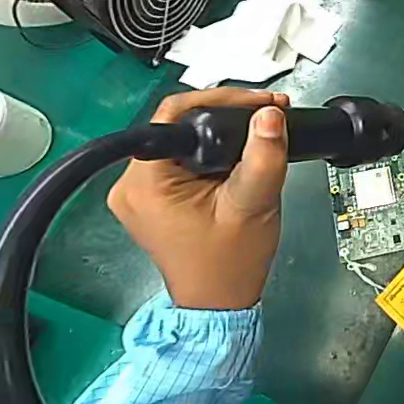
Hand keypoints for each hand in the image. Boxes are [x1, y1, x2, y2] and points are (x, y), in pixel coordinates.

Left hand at [107, 88, 289, 309]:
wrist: (220, 303)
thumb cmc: (230, 263)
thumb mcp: (252, 205)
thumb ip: (263, 157)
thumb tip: (269, 115)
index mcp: (146, 182)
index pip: (176, 113)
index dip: (223, 100)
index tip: (260, 104)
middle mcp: (133, 182)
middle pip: (181, 122)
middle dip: (229, 114)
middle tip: (270, 114)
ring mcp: (143, 189)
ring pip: (187, 137)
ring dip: (225, 132)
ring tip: (263, 130)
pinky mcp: (157, 195)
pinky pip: (187, 156)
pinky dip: (216, 150)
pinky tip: (243, 151)